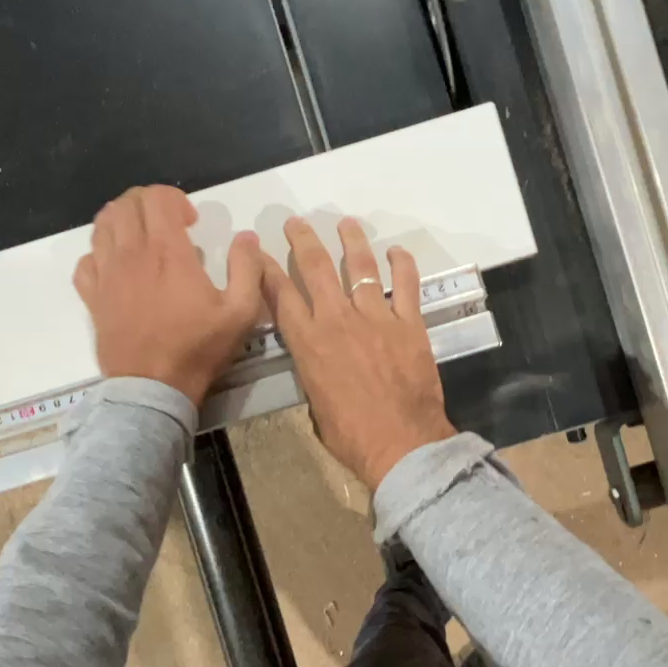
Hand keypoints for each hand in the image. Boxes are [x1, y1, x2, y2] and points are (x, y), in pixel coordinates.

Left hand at [74, 185, 264, 404]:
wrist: (153, 388)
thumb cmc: (198, 348)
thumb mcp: (241, 312)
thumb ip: (247, 268)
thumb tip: (246, 237)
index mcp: (167, 251)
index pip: (157, 199)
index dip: (175, 199)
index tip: (191, 222)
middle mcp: (131, 253)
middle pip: (126, 204)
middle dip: (148, 203)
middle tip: (168, 223)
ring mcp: (106, 274)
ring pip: (102, 224)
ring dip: (123, 220)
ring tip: (142, 238)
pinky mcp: (92, 296)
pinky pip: (86, 259)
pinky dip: (100, 252)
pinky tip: (118, 266)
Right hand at [263, 217, 456, 489]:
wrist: (401, 444)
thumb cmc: (352, 436)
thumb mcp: (316, 405)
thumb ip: (314, 375)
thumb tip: (320, 368)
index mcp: (309, 344)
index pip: (281, 295)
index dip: (266, 269)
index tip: (257, 251)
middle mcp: (338, 320)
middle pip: (316, 267)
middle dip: (302, 240)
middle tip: (296, 223)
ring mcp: (376, 318)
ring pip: (360, 266)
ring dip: (351, 241)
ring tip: (346, 223)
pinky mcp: (409, 324)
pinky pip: (406, 284)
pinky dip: (402, 264)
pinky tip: (397, 251)